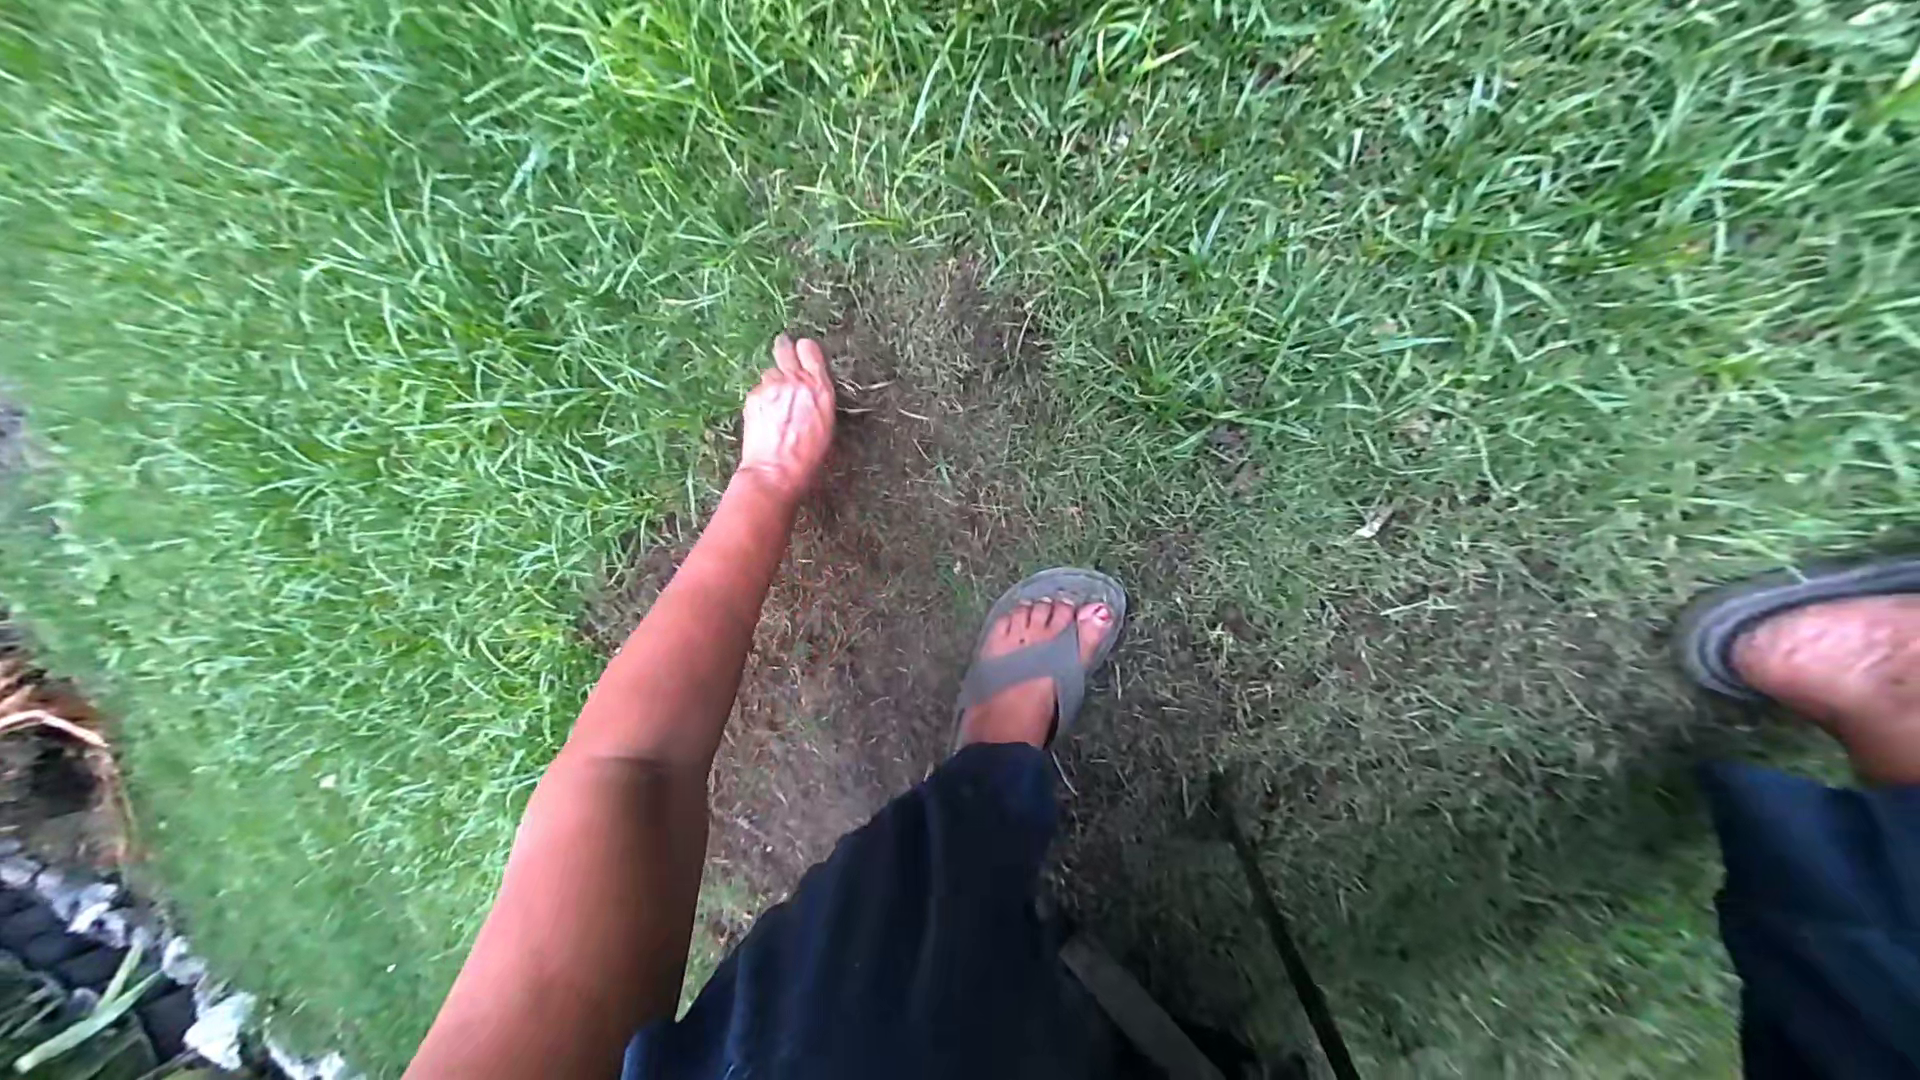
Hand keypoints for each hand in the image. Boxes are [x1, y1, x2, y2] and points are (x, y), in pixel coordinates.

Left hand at [735, 334, 835, 500]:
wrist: (776, 471)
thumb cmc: (807, 458)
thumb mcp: (826, 426)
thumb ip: (818, 399)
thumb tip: (811, 392)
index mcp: (820, 388)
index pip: (810, 349)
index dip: (805, 351)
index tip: (803, 355)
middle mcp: (795, 381)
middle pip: (785, 347)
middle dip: (784, 350)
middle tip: (784, 358)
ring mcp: (771, 387)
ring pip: (770, 373)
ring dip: (773, 383)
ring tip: (776, 406)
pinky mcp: (753, 396)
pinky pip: (758, 390)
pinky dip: (762, 399)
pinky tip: (766, 418)